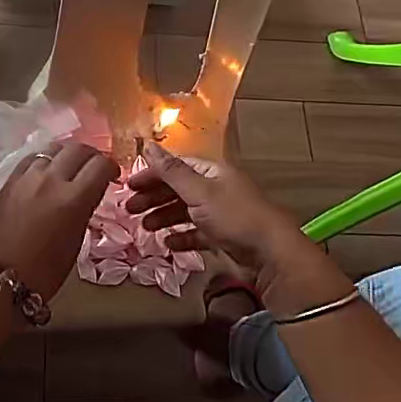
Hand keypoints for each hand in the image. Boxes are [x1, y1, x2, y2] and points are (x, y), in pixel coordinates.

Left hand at [0, 141, 118, 300]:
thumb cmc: (46, 268)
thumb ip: (84, 208)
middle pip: (77, 150)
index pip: (100, 166)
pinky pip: (32, 158)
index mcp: (73, 199)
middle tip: (94, 168)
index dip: (111, 167)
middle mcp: (51, 180)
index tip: (112, 175)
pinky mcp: (10, 180)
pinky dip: (45, 159)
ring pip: (53, 149)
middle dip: (91, 156)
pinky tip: (46, 169)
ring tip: (69, 166)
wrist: (3, 274)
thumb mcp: (76, 239)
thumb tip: (89, 192)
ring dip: (67, 155)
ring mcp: (28, 177)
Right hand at [124, 143, 328, 292]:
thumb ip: (170, 171)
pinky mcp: (223, 238)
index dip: (152, 174)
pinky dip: (180, 237)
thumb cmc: (234, 217)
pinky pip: (195, 234)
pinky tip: (168, 243)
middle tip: (129, 208)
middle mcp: (216, 190)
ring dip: (163, 217)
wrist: (270, 256)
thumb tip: (147, 145)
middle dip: (153, 197)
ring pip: (184, 211)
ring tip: (145, 227)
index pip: (176, 167)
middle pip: (178, 189)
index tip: (129, 185)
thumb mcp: (199, 191)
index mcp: (212, 173)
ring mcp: (220, 215)